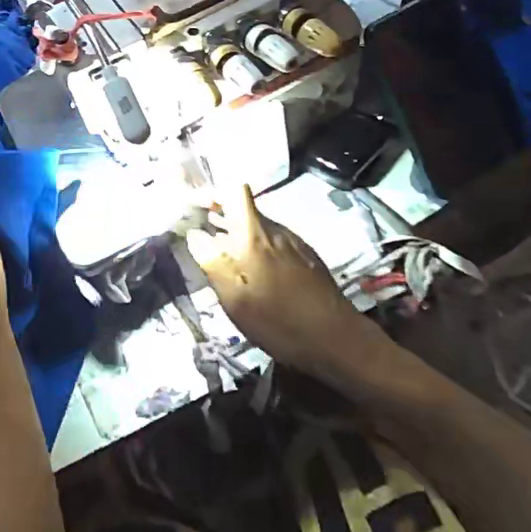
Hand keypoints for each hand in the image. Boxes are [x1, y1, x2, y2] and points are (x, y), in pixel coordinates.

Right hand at [195, 185, 390, 382]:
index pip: (235, 191)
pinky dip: (259, 248)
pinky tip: (256, 274)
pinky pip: (275, 242)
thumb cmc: (279, 321)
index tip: (196, 207)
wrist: (337, 340)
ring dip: (240, 235)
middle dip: (222, 217)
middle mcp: (276, 230)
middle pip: (245, 209)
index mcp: (255, 235)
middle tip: (204, 237)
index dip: (213, 193)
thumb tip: (193, 233)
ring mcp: (295, 243)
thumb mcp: (235, 299)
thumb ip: (211, 262)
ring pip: (260, 227)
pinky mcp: (308, 257)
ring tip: (226, 257)